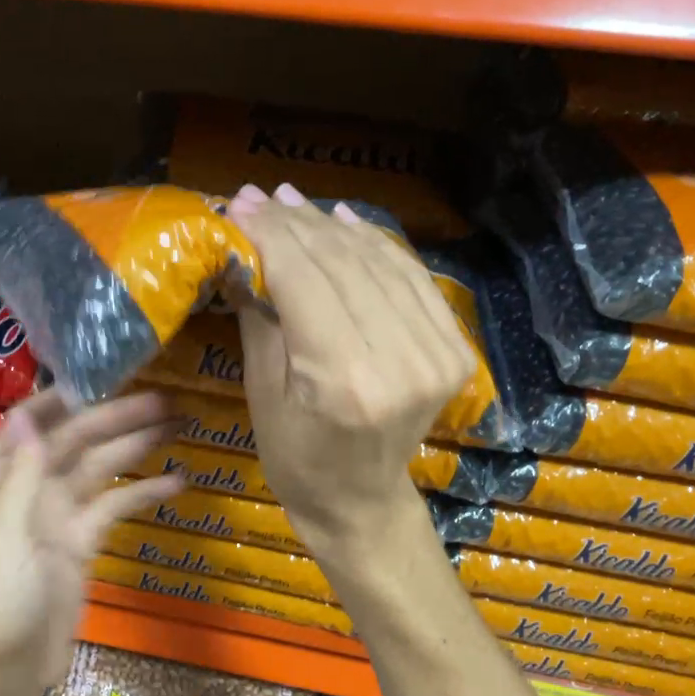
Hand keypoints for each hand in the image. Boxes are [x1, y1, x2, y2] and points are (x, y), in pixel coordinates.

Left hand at [0, 389, 182, 695]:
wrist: (8, 671)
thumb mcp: (2, 537)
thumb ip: (19, 478)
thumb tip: (25, 417)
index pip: (25, 425)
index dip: (58, 399)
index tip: (98, 378)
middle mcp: (25, 489)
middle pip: (71, 442)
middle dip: (112, 419)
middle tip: (161, 401)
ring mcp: (55, 515)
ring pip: (97, 469)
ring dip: (132, 447)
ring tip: (176, 424)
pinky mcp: (80, 543)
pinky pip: (112, 508)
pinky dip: (141, 493)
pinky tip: (176, 481)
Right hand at [228, 183, 474, 569]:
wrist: (360, 500)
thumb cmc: (296, 458)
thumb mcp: (262, 395)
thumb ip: (259, 318)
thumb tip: (242, 251)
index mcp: (344, 381)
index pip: (305, 283)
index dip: (271, 236)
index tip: (240, 204)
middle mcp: (399, 361)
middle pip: (343, 266)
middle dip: (297, 224)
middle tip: (259, 195)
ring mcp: (437, 354)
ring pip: (379, 264)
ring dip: (332, 227)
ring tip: (293, 200)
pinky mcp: (454, 349)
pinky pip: (411, 278)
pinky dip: (377, 245)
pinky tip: (344, 221)